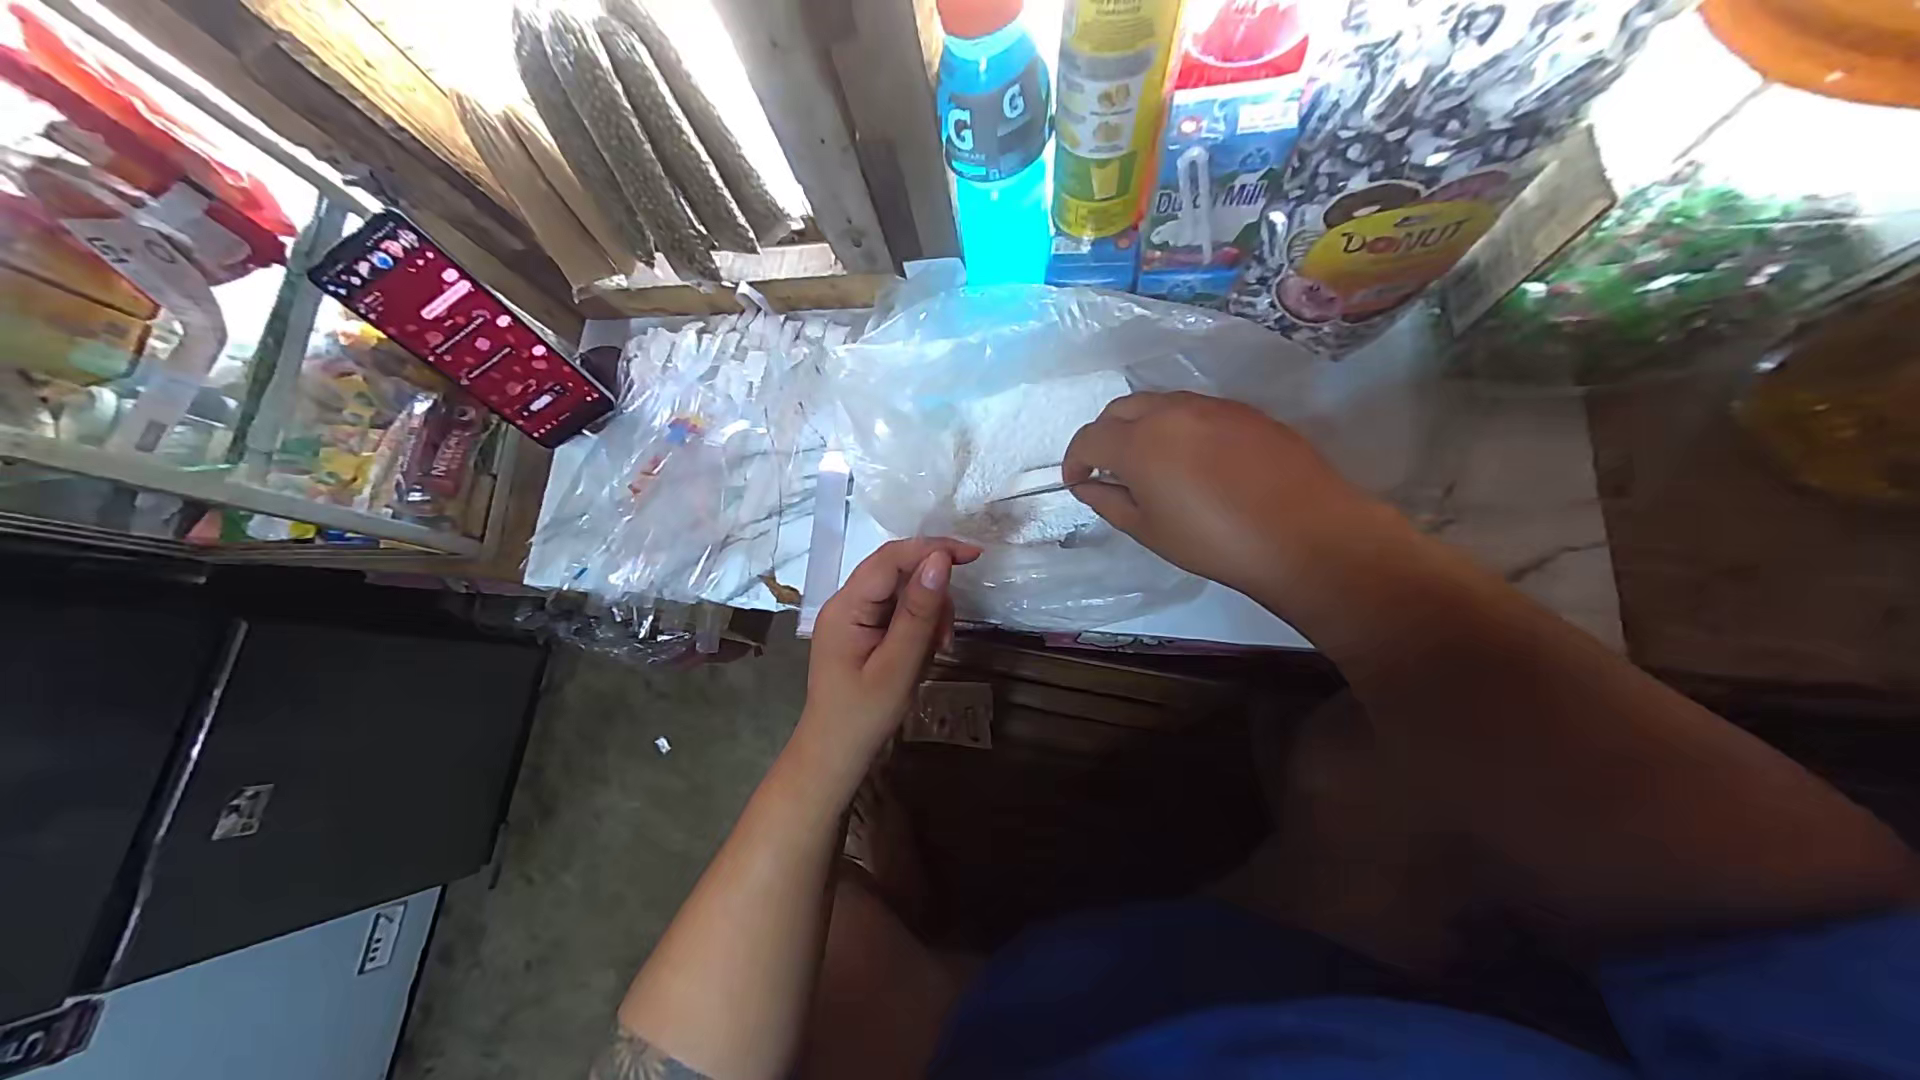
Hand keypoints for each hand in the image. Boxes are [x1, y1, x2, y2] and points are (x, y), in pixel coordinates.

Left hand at [799, 538, 981, 767]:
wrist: (835, 754)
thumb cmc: (864, 715)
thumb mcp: (898, 665)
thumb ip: (919, 611)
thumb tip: (940, 560)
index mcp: (846, 606)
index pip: (891, 558)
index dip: (932, 549)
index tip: (973, 555)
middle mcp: (846, 602)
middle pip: (897, 571)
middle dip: (932, 590)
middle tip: (949, 630)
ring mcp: (853, 616)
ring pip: (902, 590)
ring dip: (929, 611)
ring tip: (937, 649)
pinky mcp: (863, 629)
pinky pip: (898, 611)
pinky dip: (919, 625)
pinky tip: (926, 651)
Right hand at [1063, 391, 1400, 606]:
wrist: (1304, 533)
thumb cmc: (1214, 541)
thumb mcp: (1149, 530)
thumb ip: (1110, 501)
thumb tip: (1088, 486)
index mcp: (1139, 442)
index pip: (1089, 438)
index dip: (1075, 460)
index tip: (1077, 482)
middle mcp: (1170, 411)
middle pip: (1120, 409)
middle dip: (1104, 435)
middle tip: (1108, 468)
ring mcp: (1211, 406)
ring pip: (1159, 403)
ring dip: (1140, 425)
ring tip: (1149, 461)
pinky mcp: (1244, 411)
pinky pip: (1195, 409)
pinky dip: (1176, 425)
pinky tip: (1191, 458)